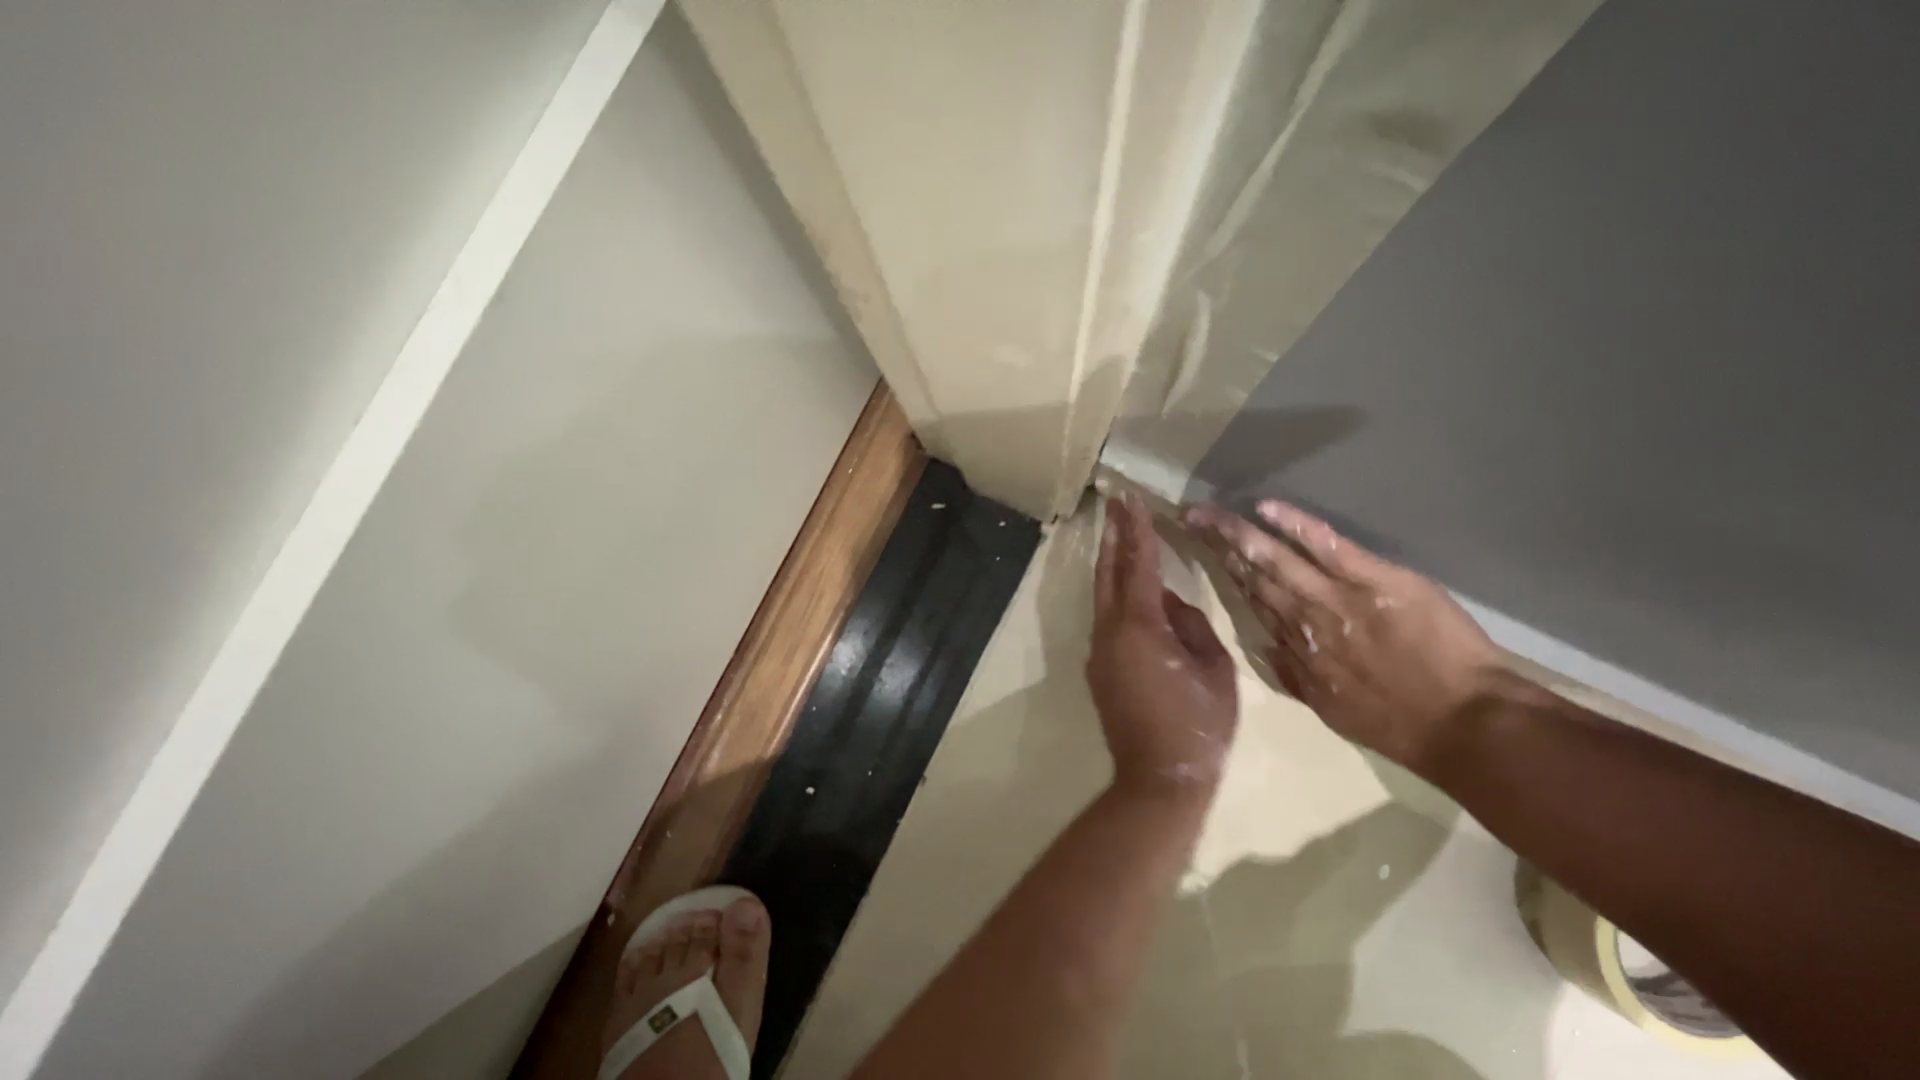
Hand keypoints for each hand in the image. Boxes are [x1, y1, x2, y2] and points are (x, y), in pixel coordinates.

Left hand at [1087, 496, 1239, 795]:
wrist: (1159, 778)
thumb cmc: (1198, 724)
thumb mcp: (1214, 667)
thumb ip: (1191, 624)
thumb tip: (1170, 604)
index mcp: (1140, 626)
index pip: (1137, 565)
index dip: (1136, 530)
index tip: (1131, 499)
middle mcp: (1110, 633)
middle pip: (1108, 574)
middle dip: (1114, 537)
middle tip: (1116, 504)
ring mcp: (1100, 653)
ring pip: (1103, 598)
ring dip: (1112, 565)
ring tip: (1121, 535)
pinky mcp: (1100, 671)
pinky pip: (1107, 621)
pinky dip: (1115, 596)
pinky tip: (1130, 590)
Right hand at [1185, 499, 1505, 771]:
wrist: (1461, 722)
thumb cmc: (1400, 724)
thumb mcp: (1334, 711)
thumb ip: (1296, 677)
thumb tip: (1264, 649)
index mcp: (1296, 651)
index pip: (1254, 603)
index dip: (1227, 575)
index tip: (1206, 551)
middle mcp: (1304, 621)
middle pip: (1254, 576)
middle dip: (1220, 546)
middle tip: (1193, 517)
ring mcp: (1336, 598)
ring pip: (1278, 560)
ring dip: (1241, 533)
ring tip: (1211, 512)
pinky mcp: (1374, 580)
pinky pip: (1326, 546)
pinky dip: (1296, 525)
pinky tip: (1267, 507)